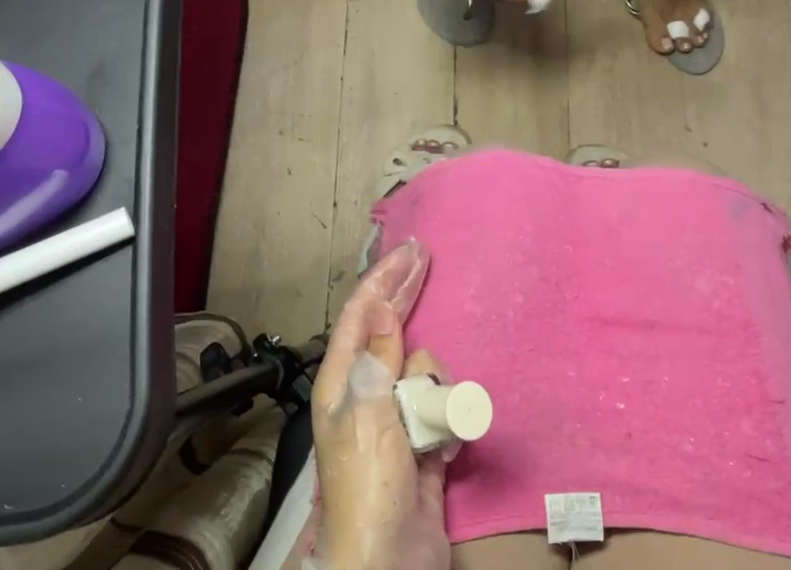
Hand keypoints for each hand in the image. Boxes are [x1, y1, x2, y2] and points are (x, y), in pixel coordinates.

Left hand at [297, 241, 450, 569]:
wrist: (390, 562)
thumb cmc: (369, 487)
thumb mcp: (368, 416)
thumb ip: (376, 359)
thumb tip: (379, 304)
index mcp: (342, 382)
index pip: (362, 315)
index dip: (384, 279)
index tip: (410, 251)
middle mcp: (366, 392)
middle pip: (388, 330)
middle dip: (404, 295)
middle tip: (424, 257)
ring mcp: (394, 418)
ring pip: (423, 373)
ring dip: (433, 390)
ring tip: (429, 423)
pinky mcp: (422, 443)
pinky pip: (440, 409)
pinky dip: (447, 420)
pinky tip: (445, 443)